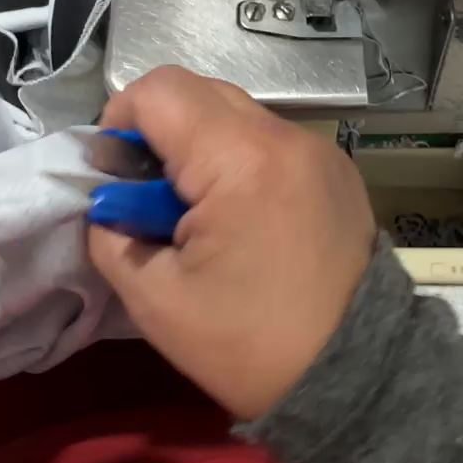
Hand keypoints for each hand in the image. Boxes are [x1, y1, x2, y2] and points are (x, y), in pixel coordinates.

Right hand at [87, 66, 375, 419]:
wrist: (355, 373)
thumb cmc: (249, 343)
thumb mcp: (155, 298)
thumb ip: (111, 230)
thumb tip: (107, 196)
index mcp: (239, 159)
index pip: (159, 89)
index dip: (119, 121)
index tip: (116, 176)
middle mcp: (285, 136)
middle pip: (200, 92)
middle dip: (160, 132)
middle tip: (152, 198)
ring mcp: (319, 148)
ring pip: (237, 113)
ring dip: (203, 146)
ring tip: (200, 212)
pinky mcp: (337, 167)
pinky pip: (272, 139)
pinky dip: (243, 159)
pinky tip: (246, 216)